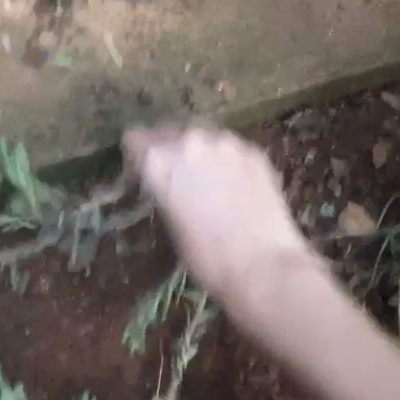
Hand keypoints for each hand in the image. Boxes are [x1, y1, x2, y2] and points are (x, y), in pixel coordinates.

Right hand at [123, 125, 317, 304]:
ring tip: (206, 178)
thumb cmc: (207, 258)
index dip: (137, 158)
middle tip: (175, 177)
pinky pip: (228, 146)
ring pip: (200, 135)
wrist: (264, 268)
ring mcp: (223, 142)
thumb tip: (166, 182)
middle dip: (166, 150)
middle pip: (166, 132)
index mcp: (158, 160)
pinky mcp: (252, 150)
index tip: (143, 174)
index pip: (134, 140)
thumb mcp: (170, 223)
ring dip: (197, 151)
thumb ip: (163, 190)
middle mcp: (188, 141)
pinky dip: (225, 159)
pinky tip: (233, 183)